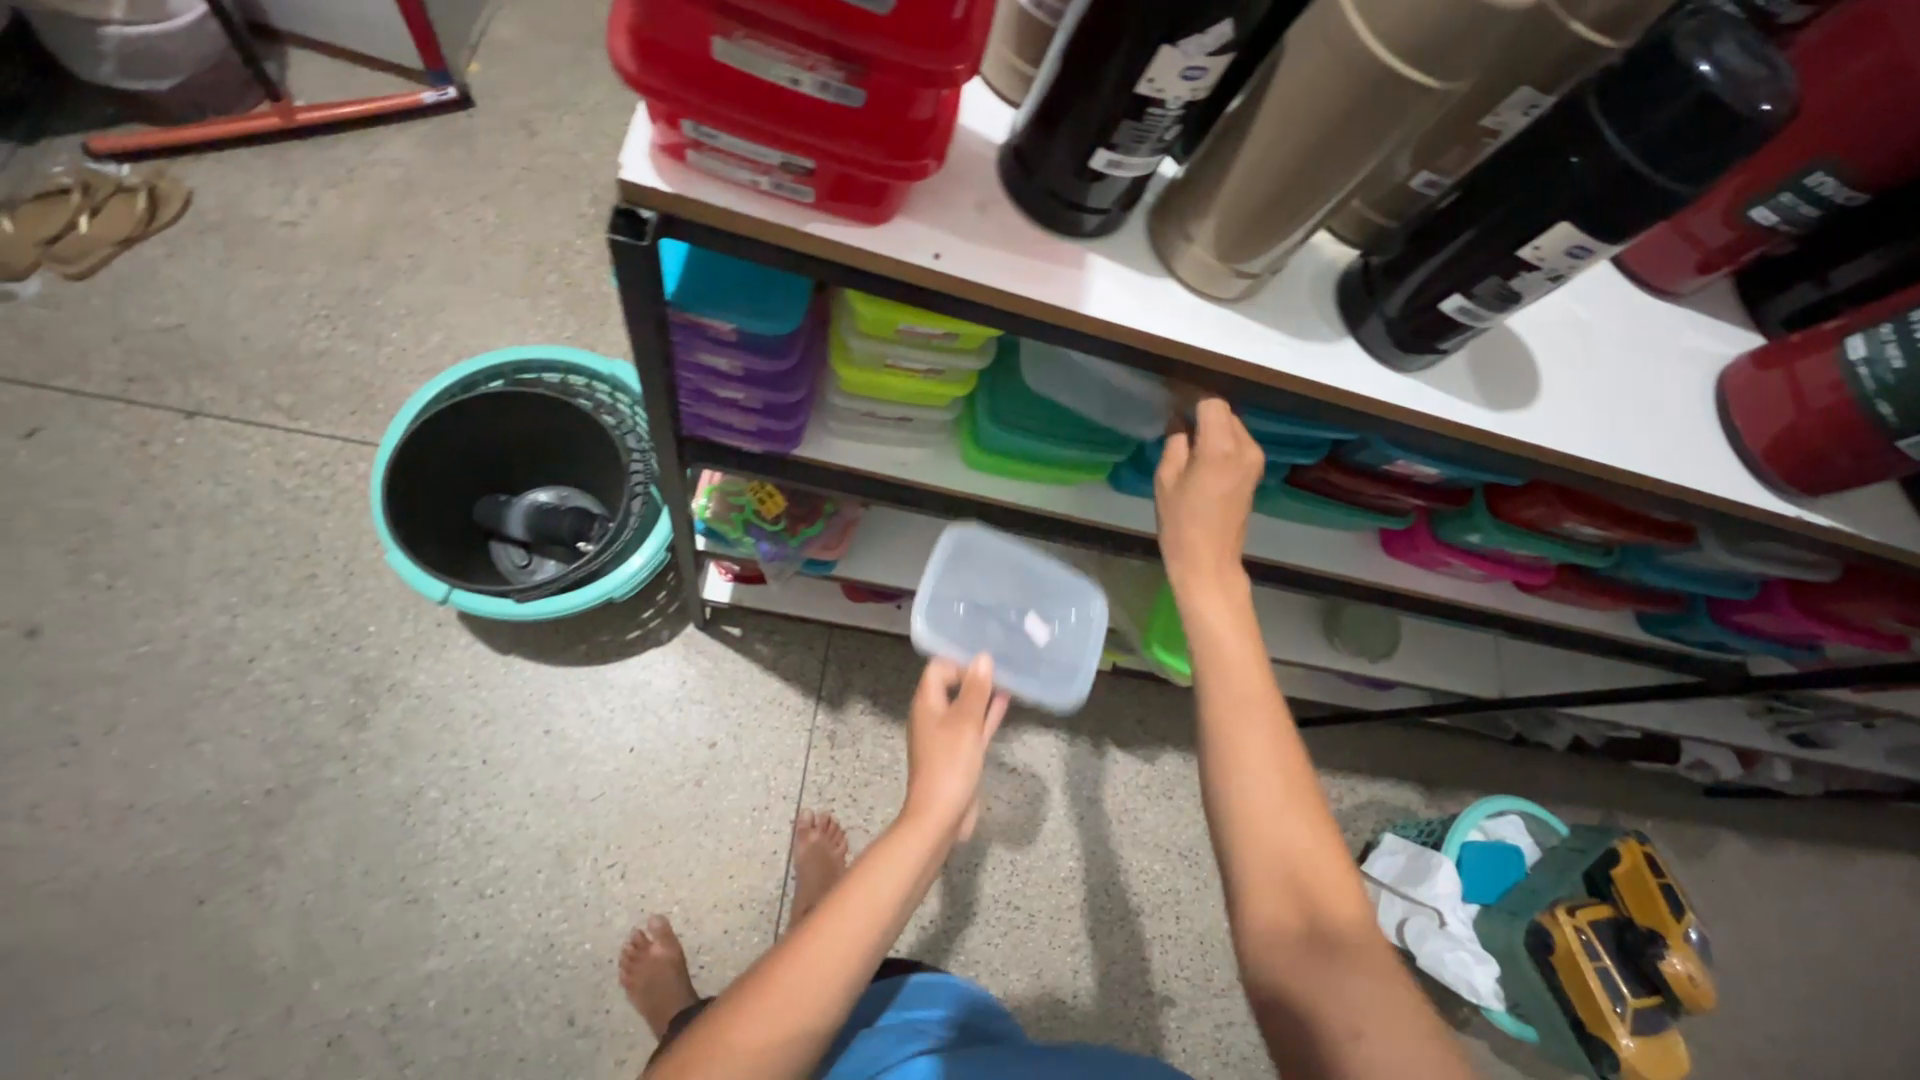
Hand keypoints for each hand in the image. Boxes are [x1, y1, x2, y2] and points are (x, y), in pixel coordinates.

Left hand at [904, 655, 1009, 842]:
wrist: (940, 815)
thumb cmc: (950, 764)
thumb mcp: (965, 722)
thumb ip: (975, 689)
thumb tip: (982, 657)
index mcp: (926, 704)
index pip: (938, 668)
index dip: (960, 662)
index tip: (986, 662)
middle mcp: (933, 716)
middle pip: (952, 686)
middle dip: (975, 675)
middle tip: (1002, 663)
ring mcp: (947, 735)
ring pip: (966, 706)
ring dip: (983, 693)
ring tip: (1008, 677)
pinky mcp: (960, 753)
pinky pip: (973, 726)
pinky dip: (987, 714)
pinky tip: (1005, 701)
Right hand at [1154, 397, 1264, 596]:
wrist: (1209, 561)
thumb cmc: (1181, 524)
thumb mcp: (1166, 480)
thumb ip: (1175, 443)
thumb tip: (1179, 422)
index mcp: (1220, 448)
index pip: (1212, 403)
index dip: (1191, 401)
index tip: (1173, 406)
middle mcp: (1245, 448)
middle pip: (1226, 413)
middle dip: (1203, 414)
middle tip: (1177, 424)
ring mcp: (1255, 461)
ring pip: (1234, 427)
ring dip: (1213, 429)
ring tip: (1188, 442)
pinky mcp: (1256, 473)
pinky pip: (1239, 444)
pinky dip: (1222, 443)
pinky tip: (1202, 458)